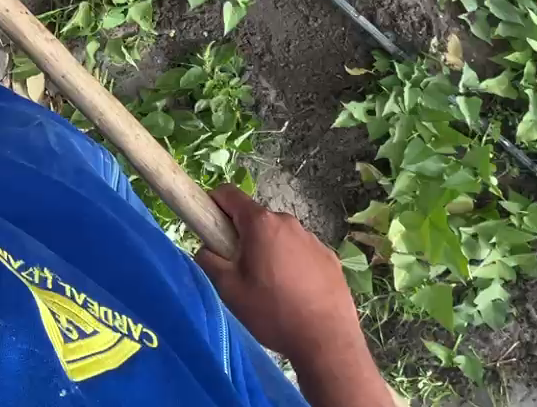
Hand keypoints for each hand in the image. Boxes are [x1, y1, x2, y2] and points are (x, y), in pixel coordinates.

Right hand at [194, 186, 391, 406]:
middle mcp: (287, 222)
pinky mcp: (330, 257)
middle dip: (244, 235)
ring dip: (270, 249)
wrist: (328, 345)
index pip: (228, 193)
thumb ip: (208, 260)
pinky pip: (302, 251)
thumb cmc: (273, 312)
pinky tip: (296, 292)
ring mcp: (312, 239)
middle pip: (255, 217)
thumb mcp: (228, 289)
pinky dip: (294, 262)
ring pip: (279, 235)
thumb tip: (206, 250)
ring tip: (272, 286)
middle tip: (242, 269)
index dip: (214, 204)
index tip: (212, 227)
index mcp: (260, 223)